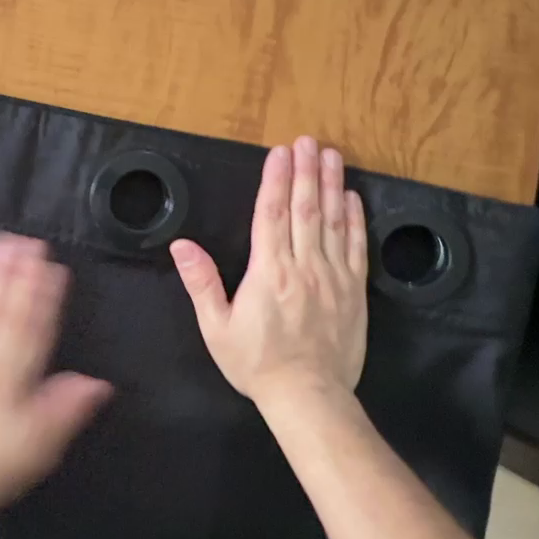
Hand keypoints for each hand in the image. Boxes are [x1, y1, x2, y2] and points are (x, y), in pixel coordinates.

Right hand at [170, 136, 368, 404]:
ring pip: (333, 222)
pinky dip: (354, 220)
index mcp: (269, 273)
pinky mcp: (354, 292)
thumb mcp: (216, 327)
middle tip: (308, 141)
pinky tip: (351, 198)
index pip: (272, 215)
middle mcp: (304, 267)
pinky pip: (356, 248)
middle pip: (305, 209)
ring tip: (331, 156)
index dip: (275, 180)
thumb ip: (201, 283)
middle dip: (305, 171)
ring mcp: (333, 278)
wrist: (309, 397)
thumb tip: (181, 245)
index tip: (279, 152)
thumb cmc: (256, 363)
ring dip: (331, 185)